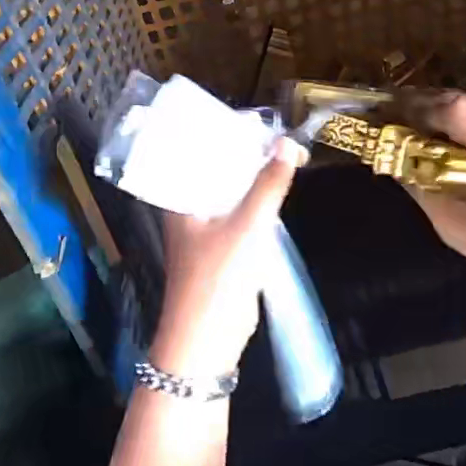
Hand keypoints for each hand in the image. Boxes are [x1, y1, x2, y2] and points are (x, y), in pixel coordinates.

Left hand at [152, 137, 307, 379]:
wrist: (206, 342)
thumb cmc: (216, 279)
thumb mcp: (245, 228)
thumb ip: (267, 187)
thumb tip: (286, 144)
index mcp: (179, 197)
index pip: (196, 151)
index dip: (225, 134)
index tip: (256, 123)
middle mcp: (187, 207)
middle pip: (215, 170)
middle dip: (244, 154)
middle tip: (278, 135)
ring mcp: (204, 227)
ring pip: (229, 190)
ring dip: (252, 176)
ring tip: (281, 154)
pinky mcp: (221, 245)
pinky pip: (238, 211)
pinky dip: (255, 199)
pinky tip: (274, 188)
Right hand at [409, 94, 465, 305]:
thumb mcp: (460, 228)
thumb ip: (424, 192)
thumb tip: (394, 166)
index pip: (456, 108)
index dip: (418, 106)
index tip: (387, 116)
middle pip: (462, 101)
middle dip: (422, 104)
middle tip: (389, 117)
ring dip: (437, 112)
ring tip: (404, 127)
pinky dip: (452, 125)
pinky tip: (434, 142)